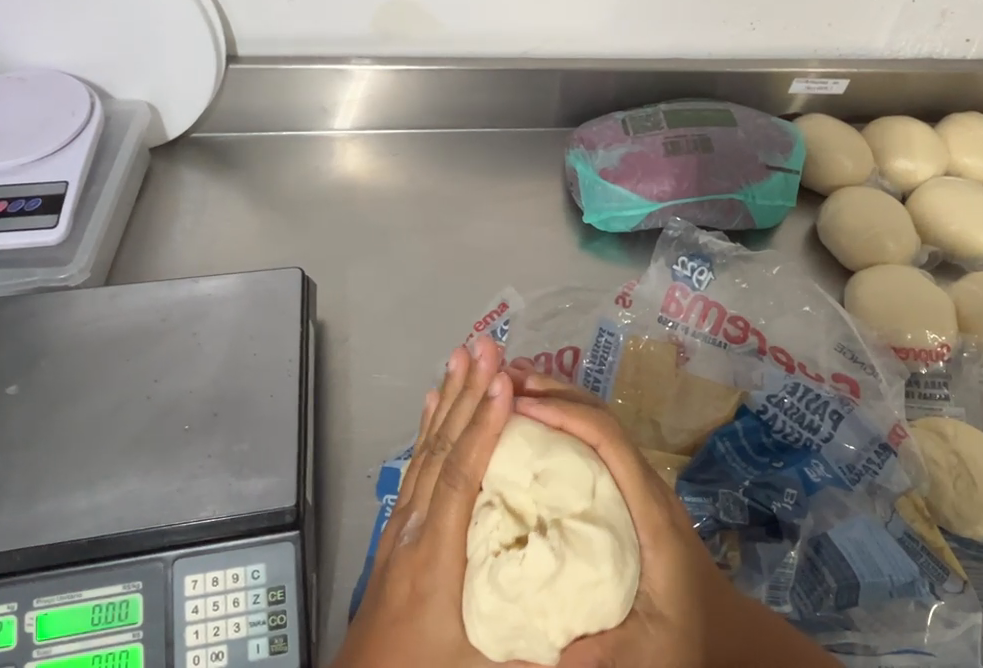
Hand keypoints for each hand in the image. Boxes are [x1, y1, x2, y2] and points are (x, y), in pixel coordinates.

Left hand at [331, 337, 541, 667]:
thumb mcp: (479, 666)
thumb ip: (529, 646)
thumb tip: (583, 619)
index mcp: (437, 555)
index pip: (461, 478)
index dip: (483, 429)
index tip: (504, 385)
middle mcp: (416, 526)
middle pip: (442, 449)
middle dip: (467, 394)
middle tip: (486, 346)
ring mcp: (403, 523)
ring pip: (427, 449)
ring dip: (448, 400)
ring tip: (463, 355)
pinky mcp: (400, 526)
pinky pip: (416, 465)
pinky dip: (428, 428)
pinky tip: (434, 402)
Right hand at [508, 371, 730, 667]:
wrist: (721, 629)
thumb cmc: (683, 636)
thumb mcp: (647, 652)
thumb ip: (604, 651)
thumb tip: (546, 646)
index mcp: (649, 510)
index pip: (608, 442)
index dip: (566, 415)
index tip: (520, 406)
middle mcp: (645, 482)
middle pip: (601, 418)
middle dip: (553, 392)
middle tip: (501, 379)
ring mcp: (638, 481)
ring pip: (598, 422)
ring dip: (556, 397)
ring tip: (508, 387)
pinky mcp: (628, 487)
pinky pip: (595, 439)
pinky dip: (563, 417)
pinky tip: (531, 420)